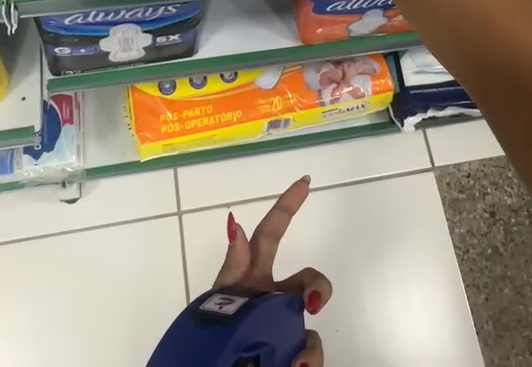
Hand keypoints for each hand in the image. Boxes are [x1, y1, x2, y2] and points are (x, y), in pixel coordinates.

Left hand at [212, 177, 331, 366]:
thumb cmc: (212, 337)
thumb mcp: (222, 299)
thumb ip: (233, 266)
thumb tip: (234, 222)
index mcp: (253, 277)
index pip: (271, 234)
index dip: (286, 206)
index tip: (305, 181)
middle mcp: (273, 300)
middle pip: (308, 280)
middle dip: (319, 286)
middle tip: (314, 301)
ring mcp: (285, 330)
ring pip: (312, 327)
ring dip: (306, 346)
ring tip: (293, 363)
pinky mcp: (294, 357)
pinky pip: (310, 354)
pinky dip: (306, 362)